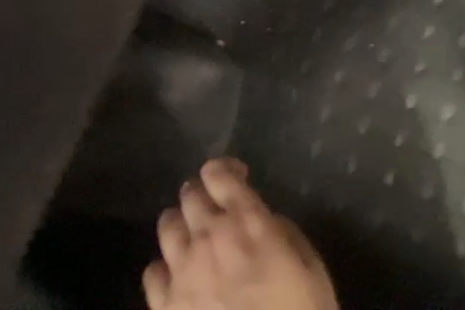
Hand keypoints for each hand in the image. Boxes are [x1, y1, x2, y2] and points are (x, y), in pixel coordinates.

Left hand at [144, 159, 337, 309]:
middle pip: (190, 194)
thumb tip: (263, 219)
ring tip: (192, 240)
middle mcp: (209, 236)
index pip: (218, 172)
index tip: (235, 176)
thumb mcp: (311, 268)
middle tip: (215, 209)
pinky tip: (179, 279)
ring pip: (167, 225)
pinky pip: (152, 272)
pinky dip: (166, 270)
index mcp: (247, 222)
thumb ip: (282, 232)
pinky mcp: (165, 305)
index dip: (224, 168)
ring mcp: (183, 271)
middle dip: (202, 195)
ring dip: (181, 226)